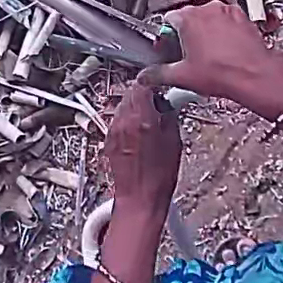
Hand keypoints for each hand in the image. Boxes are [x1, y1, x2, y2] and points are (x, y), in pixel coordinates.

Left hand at [104, 81, 182, 218]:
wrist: (139, 199)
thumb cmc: (159, 176)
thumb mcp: (174, 140)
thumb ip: (168, 115)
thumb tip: (167, 103)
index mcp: (142, 118)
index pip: (142, 85)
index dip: (152, 83)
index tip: (160, 86)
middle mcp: (124, 121)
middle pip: (130, 93)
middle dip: (144, 95)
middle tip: (157, 104)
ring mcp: (113, 129)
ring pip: (123, 105)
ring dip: (135, 107)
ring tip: (148, 120)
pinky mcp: (108, 139)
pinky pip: (118, 120)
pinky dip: (127, 120)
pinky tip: (138, 133)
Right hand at [143, 2, 282, 118]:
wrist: (256, 76)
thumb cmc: (224, 72)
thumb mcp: (183, 76)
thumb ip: (158, 74)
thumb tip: (145, 76)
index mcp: (189, 18)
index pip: (168, 19)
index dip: (166, 36)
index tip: (168, 49)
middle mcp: (208, 9)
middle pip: (189, 18)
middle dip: (186, 35)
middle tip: (188, 56)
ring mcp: (228, 12)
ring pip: (209, 19)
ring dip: (206, 33)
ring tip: (208, 56)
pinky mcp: (243, 19)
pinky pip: (227, 22)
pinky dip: (223, 33)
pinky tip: (224, 53)